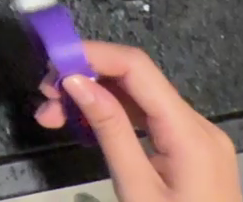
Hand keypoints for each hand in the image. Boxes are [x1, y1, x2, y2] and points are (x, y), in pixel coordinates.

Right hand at [34, 41, 241, 201]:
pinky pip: (144, 116)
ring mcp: (196, 137)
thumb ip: (110, 131)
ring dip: (91, 97)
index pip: (136, 68)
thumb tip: (74, 79)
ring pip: (134, 96)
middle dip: (84, 78)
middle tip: (45, 97)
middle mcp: (198, 125)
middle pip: (133, 79)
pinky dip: (110, 113)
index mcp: (191, 134)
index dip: (91, 54)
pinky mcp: (189, 150)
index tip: (50, 63)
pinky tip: (82, 125)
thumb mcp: (138, 191)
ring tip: (53, 115)